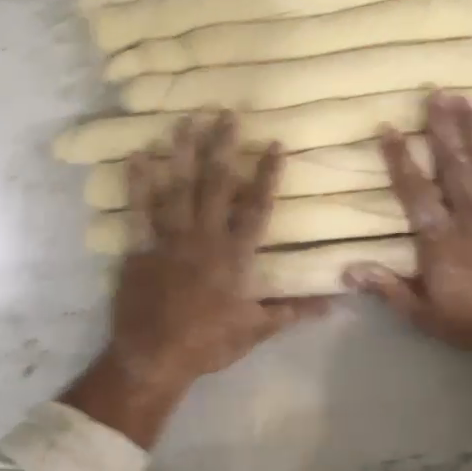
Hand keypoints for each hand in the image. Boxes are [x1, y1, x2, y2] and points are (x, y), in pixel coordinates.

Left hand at [64, 112, 327, 447]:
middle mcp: (205, 238)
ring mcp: (170, 240)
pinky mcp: (140, 249)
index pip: (256, 207)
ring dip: (181, 153)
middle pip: (216, 185)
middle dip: (222, 147)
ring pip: (178, 188)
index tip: (275, 143)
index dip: (267, 175)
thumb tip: (334, 304)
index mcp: (235, 256)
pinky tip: (136, 155)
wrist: (155, 357)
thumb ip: (292, 311)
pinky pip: (138, 210)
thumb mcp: (256, 330)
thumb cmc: (208, 344)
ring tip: (185, 121)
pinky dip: (137, 183)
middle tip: (226, 113)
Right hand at [343, 91, 471, 358]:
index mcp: (440, 238)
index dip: (400, 159)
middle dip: (441, 128)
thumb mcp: (423, 314)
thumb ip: (388, 288)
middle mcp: (471, 213)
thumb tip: (347, 269)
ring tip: (465, 98)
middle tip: (434, 94)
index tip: (388, 129)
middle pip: (453, 163)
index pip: (415, 191)